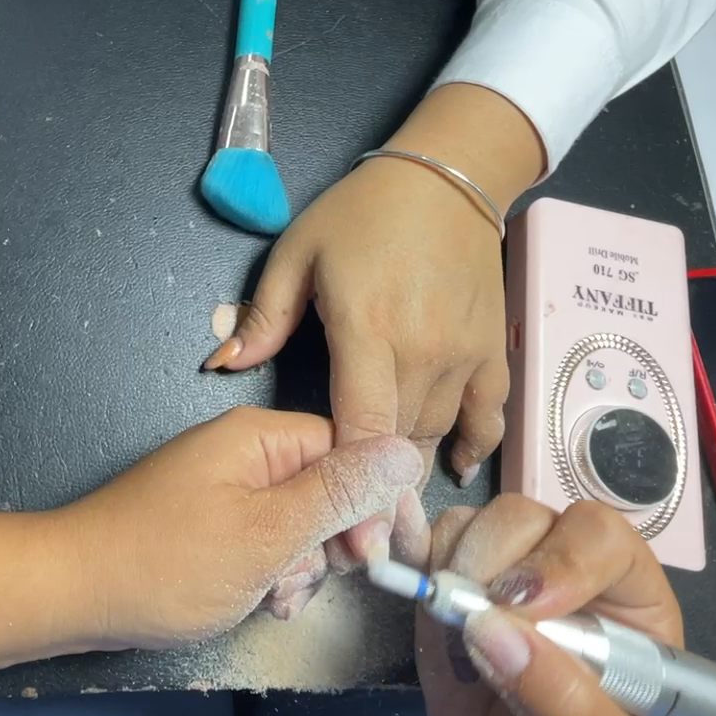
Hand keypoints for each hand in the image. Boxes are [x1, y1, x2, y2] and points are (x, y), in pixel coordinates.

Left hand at [55, 406, 421, 648]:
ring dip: (301, 564)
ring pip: (301, 521)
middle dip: (332, 541)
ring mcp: (228, 485)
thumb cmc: (170, 560)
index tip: (381, 557)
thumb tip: (404, 449)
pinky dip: (274, 570)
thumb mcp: (266, 532)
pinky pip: (268, 537)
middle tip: (305, 577)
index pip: (349, 449)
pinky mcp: (215, 518)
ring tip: (274, 594)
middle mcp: (247, 451)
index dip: (374, 502)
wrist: (77, 589)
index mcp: (261, 436)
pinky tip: (261, 599)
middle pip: (327, 487)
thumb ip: (339, 494)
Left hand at [205, 84, 541, 563]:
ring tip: (384, 497)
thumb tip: (220, 365)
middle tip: (353, 531)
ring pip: (435, 431)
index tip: (342, 535)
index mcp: (368, 331)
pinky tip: (451, 465)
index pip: (361, 426)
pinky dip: (470, 443)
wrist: (444, 180)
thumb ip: (263, 317)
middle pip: (397, 440)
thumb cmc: (359, 215)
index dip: (351, 485)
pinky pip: (487, 413)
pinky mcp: (495, 348)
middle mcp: (423, 352)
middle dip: (374, 487)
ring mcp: (467, 353)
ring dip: (407, 461)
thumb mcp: (298, 254)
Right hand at [417, 497, 683, 715]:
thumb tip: (495, 631)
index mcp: (628, 603)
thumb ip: (566, 704)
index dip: (564, 559)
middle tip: (472, 616)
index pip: (604, 540)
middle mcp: (564, 567)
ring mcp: (500, 563)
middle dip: (493, 558)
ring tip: (452, 627)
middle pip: (529, 516)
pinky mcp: (449, 570)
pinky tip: (419, 590)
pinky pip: (428, 535)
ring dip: (452, 563)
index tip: (525, 607)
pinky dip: (415, 553)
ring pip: (474, 519)